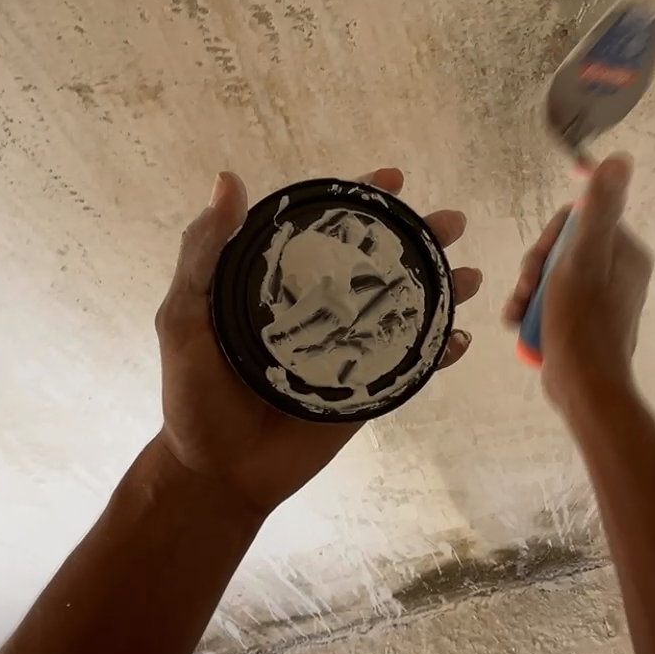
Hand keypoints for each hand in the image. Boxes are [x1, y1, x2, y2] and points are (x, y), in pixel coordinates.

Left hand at [155, 167, 482, 515]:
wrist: (217, 474)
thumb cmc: (194, 395)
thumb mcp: (183, 317)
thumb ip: (202, 253)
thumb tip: (228, 180)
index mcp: (285, 283)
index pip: (328, 229)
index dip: (362, 199)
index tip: (393, 178)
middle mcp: (324, 306)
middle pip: (380, 263)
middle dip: (421, 238)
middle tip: (453, 222)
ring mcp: (349, 346)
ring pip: (404, 307)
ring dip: (443, 289)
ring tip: (471, 276)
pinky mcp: (367, 387)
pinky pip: (411, 364)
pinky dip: (439, 351)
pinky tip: (461, 339)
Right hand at [503, 154, 652, 418]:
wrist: (584, 386)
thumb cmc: (582, 320)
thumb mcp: (583, 257)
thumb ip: (600, 209)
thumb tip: (620, 159)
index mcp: (625, 252)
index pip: (579, 220)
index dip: (551, 234)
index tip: (541, 256)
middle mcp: (618, 271)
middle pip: (562, 249)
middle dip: (535, 267)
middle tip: (524, 289)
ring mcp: (601, 299)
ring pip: (552, 275)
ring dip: (527, 290)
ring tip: (516, 311)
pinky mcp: (585, 322)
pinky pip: (553, 300)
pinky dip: (532, 308)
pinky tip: (518, 322)